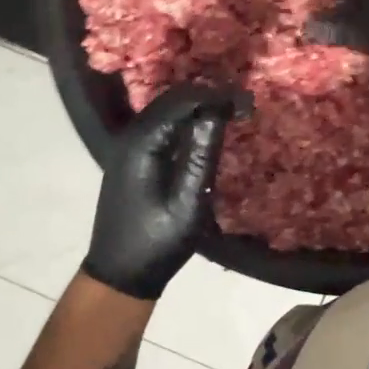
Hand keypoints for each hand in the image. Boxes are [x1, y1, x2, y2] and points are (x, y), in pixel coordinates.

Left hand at [82, 83, 248, 299]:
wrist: (120, 273)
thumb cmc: (158, 244)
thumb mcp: (188, 203)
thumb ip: (202, 156)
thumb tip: (217, 112)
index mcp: (142, 144)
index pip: (183, 101)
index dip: (217, 96)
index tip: (248, 102)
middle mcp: (130, 136)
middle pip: (172, 99)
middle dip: (209, 96)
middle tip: (244, 106)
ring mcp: (127, 146)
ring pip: (166, 109)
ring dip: (198, 106)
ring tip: (231, 114)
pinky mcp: (131, 156)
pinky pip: (161, 124)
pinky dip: (186, 119)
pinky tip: (206, 129)